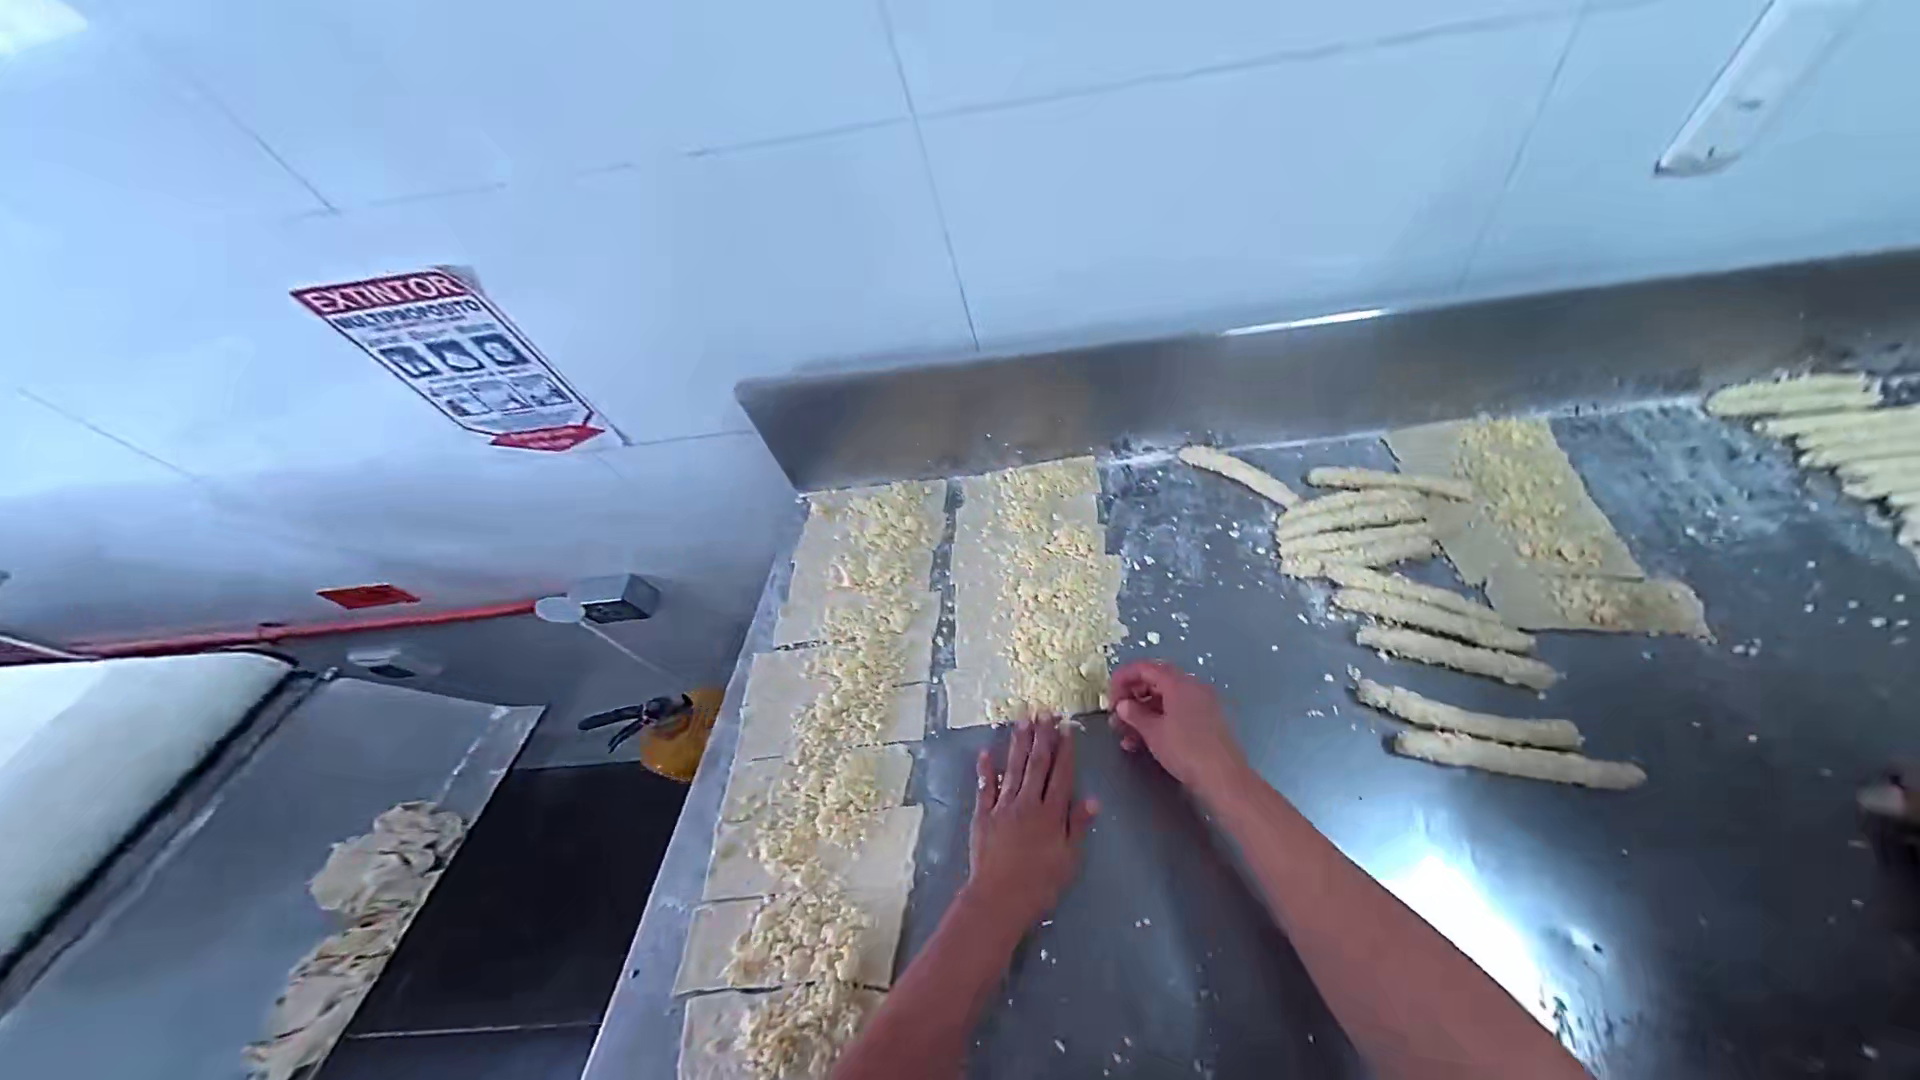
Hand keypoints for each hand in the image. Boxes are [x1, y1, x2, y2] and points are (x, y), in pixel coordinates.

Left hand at [960, 716, 1096, 931]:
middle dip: (1042, 737)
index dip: (1065, 750)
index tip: (1066, 728)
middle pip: (1037, 764)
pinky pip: (986, 786)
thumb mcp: (1068, 859)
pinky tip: (986, 752)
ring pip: (1014, 768)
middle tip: (1044, 712)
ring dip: (1019, 743)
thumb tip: (1094, 799)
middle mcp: (1028, 802)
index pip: (1061, 774)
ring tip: (1023, 720)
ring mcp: (1003, 806)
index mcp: (1051, 813)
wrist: (999, 898)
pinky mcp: (983, 814)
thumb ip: (1077, 826)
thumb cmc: (1040, 884)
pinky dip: (986, 769)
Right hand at [1108, 660, 1248, 793]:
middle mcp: (1192, 687)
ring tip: (1125, 734)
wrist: (1224, 779)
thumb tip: (1123, 705)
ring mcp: (1201, 704)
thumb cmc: (1185, 750)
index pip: (1144, 668)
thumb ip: (1134, 714)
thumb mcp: (1153, 732)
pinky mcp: (1206, 721)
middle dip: (1131, 698)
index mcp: (1178, 683)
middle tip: (1115, 716)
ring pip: (1164, 700)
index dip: (1122, 679)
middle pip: (1154, 682)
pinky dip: (1158, 722)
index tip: (1109, 697)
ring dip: (1142, 714)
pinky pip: (1176, 713)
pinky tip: (1143, 742)